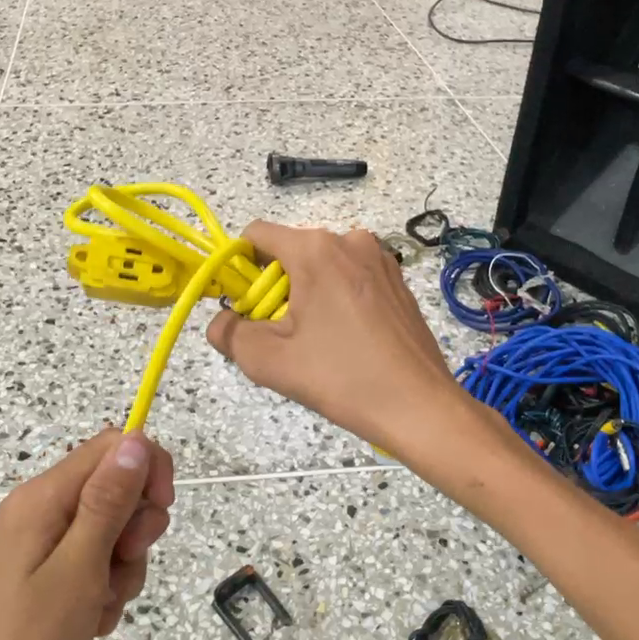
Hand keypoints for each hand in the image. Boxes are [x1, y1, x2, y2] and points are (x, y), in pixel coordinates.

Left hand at [0, 430, 174, 639]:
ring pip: (112, 532)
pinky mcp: (47, 586)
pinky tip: (93, 623)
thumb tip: (135, 438)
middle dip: (136, 525)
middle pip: (114, 489)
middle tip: (124, 563)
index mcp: (40, 499)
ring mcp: (42, 552)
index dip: (146, 468)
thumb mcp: (78, 568)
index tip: (162, 508)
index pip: (110, 447)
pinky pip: (96, 568)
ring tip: (102, 606)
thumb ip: (109, 501)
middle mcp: (40, 515)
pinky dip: (107, 591)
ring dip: (124, 567)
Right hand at [205, 223, 484, 457]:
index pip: (258, 234)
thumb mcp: (269, 361)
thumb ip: (230, 333)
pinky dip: (337, 300)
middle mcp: (350, 240)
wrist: (419, 405)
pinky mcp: (398, 281)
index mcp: (316, 249)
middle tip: (281, 334)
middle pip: (291, 252)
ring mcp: (380, 259)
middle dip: (275, 288)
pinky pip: (350, 279)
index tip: (242, 305)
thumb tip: (220, 322)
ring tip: (316, 342)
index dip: (239, 266)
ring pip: (322, 267)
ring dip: (307, 296)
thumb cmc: (343, 377)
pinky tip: (346, 340)